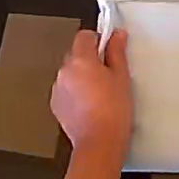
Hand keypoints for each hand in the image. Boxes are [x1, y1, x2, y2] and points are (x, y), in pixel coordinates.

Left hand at [51, 29, 132, 156]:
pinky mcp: (57, 104)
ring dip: (84, 76)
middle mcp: (64, 72)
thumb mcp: (122, 77)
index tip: (111, 47)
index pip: (85, 36)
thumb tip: (117, 36)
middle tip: (111, 73)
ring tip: (103, 92)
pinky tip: (93, 103)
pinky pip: (67, 89)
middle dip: (92, 59)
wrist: (100, 142)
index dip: (99, 39)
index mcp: (81, 61)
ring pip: (72, 72)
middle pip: (77, 54)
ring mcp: (58, 88)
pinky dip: (77, 91)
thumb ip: (117, 52)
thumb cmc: (113, 112)